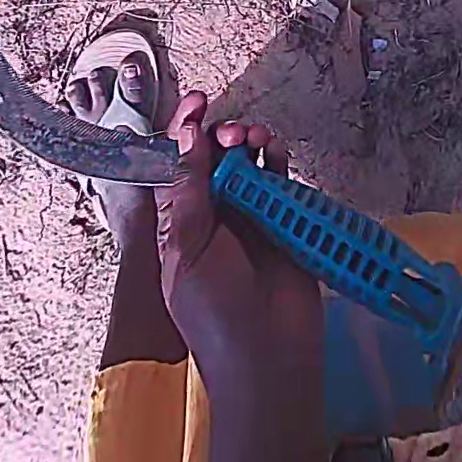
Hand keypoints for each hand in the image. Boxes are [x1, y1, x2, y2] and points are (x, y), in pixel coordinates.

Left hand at [155, 92, 323, 395]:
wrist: (268, 359)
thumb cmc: (215, 312)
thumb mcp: (187, 250)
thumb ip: (189, 192)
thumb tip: (188, 137)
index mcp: (181, 218)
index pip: (179, 162)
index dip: (184, 130)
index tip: (196, 102)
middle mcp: (213, 210)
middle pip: (215, 156)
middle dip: (220, 134)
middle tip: (232, 133)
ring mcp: (249, 214)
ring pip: (248, 162)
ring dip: (249, 141)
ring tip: (255, 138)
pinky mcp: (282, 220)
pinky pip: (279, 180)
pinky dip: (277, 159)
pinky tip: (275, 149)